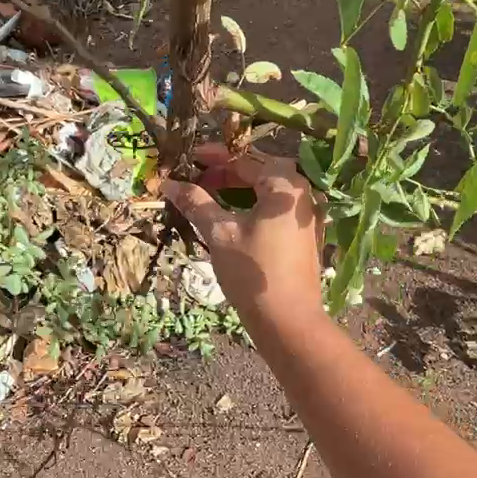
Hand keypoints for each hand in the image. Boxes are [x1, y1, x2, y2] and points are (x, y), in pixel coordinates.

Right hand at [160, 144, 323, 334]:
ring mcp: (308, 217)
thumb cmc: (252, 272)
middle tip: (200, 180)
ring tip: (212, 199)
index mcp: (284, 186)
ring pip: (269, 192)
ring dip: (240, 191)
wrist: (287, 319)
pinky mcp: (305, 238)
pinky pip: (277, 211)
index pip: (246, 159)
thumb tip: (168, 184)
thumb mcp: (219, 234)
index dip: (216, 157)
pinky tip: (235, 220)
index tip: (191, 158)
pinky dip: (254, 208)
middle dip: (228, 172)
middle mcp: (302, 195)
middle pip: (261, 172)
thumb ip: (196, 204)